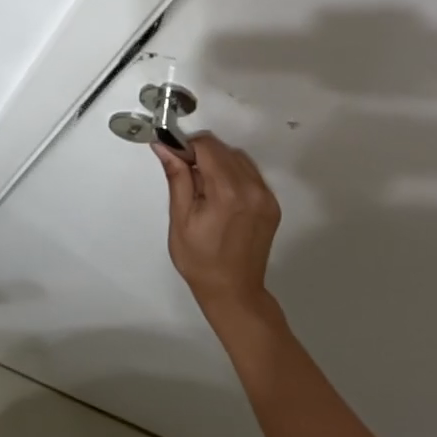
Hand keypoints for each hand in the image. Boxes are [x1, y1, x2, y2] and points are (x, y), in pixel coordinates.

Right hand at [152, 133, 281, 319]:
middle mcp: (253, 190)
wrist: (233, 290)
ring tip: (202, 187)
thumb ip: (176, 177)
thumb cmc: (199, 258)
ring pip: (239, 158)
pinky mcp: (272, 205)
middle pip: (224, 149)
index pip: (208, 146)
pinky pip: (251, 174)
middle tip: (184, 176)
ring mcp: (267, 197)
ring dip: (217, 161)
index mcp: (228, 193)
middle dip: (200, 153)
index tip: (174, 160)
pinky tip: (219, 194)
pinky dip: (232, 173)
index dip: (187, 147)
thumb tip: (163, 146)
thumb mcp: (180, 218)